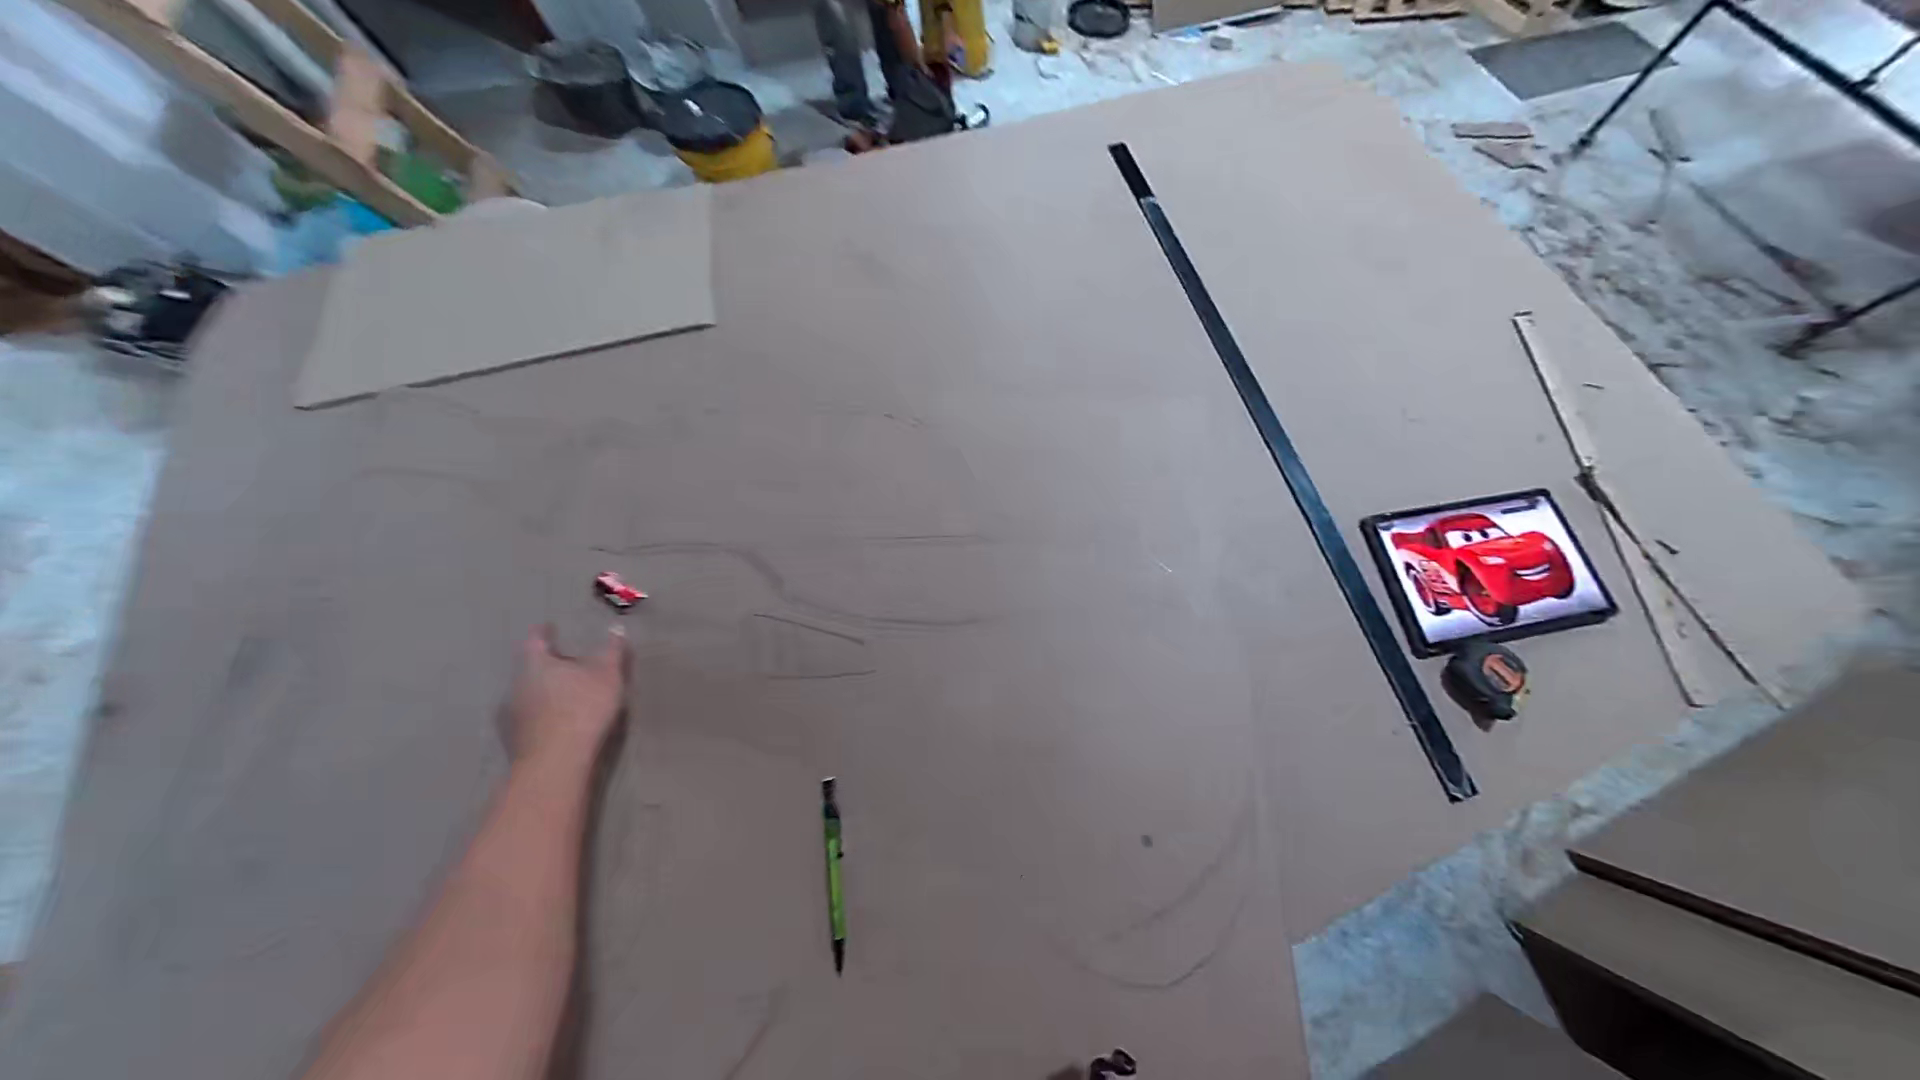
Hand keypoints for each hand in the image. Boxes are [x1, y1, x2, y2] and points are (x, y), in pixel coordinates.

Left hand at [506, 623, 629, 772]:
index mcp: (536, 663)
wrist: (555, 761)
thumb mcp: (608, 675)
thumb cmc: (582, 708)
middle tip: (568, 664)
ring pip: (527, 694)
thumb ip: (612, 650)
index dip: (544, 632)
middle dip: (548, 664)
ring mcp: (510, 714)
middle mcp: (516, 684)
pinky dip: (541, 715)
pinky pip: (528, 718)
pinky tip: (556, 722)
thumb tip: (616, 627)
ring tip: (564, 695)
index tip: (549, 627)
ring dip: (543, 691)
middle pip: (531, 668)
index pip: (536, 640)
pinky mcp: (513, 739)